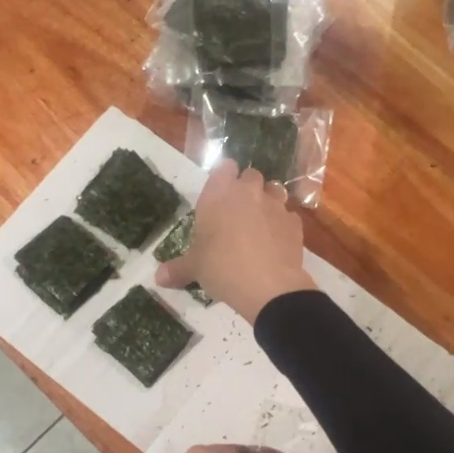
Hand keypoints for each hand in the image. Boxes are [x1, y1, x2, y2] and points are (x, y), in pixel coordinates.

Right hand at [156, 162, 317, 322]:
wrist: (268, 286)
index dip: (224, 177)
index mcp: (219, 194)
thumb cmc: (221, 267)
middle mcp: (249, 192)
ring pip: (274, 190)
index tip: (220, 193)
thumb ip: (177, 269)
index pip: (223, 167)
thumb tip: (158, 278)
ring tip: (260, 223)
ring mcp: (275, 205)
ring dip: (267, 201)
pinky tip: (277, 242)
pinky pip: (288, 216)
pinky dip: (283, 225)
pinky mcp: (295, 223)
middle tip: (238, 212)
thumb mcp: (194, 268)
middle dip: (246, 189)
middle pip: (251, 175)